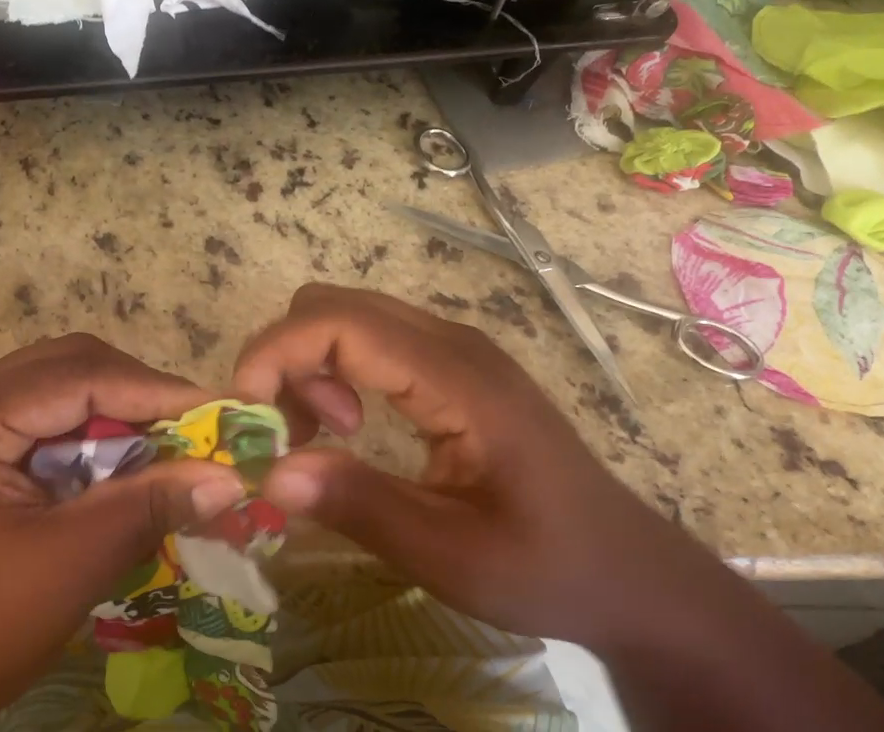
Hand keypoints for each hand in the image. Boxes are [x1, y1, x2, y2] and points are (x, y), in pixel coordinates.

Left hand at [0, 334, 245, 731]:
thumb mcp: (69, 563)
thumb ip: (146, 507)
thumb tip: (229, 477)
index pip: (76, 375)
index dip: (152, 389)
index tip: (218, 411)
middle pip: (64, 368)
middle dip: (134, 394)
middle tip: (195, 430)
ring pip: (56, 393)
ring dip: (114, 415)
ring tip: (168, 448)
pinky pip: (42, 426)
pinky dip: (89, 440)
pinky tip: (122, 469)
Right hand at [233, 284, 739, 651]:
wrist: (635, 578)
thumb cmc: (550, 569)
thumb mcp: (454, 557)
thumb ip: (361, 507)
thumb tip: (269, 473)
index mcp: (457, 379)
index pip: (340, 322)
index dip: (276, 352)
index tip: (248, 415)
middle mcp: (452, 343)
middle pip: (332, 304)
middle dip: (288, 358)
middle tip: (296, 433)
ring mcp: (453, 349)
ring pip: (344, 316)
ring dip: (307, 365)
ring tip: (324, 435)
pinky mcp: (450, 366)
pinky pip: (367, 339)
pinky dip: (332, 370)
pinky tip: (349, 427)